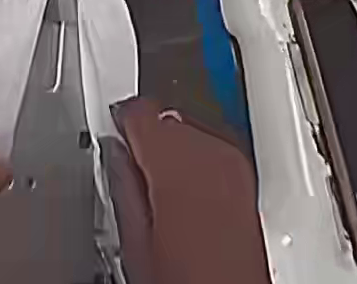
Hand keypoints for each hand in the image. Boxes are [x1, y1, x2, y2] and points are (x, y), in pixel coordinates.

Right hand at [102, 98, 271, 283]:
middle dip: (146, 142)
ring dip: (172, 152)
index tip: (113, 131)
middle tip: (131, 175)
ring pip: (188, 132)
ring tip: (159, 195)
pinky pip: (210, 149)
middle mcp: (209, 152)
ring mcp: (231, 161)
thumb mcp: (136, 244)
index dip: (120, 121)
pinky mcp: (244, 174)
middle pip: (165, 121)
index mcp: (175, 163)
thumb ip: (121, 185)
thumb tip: (113, 153)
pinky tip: (185, 198)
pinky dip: (195, 162)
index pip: (140, 112)